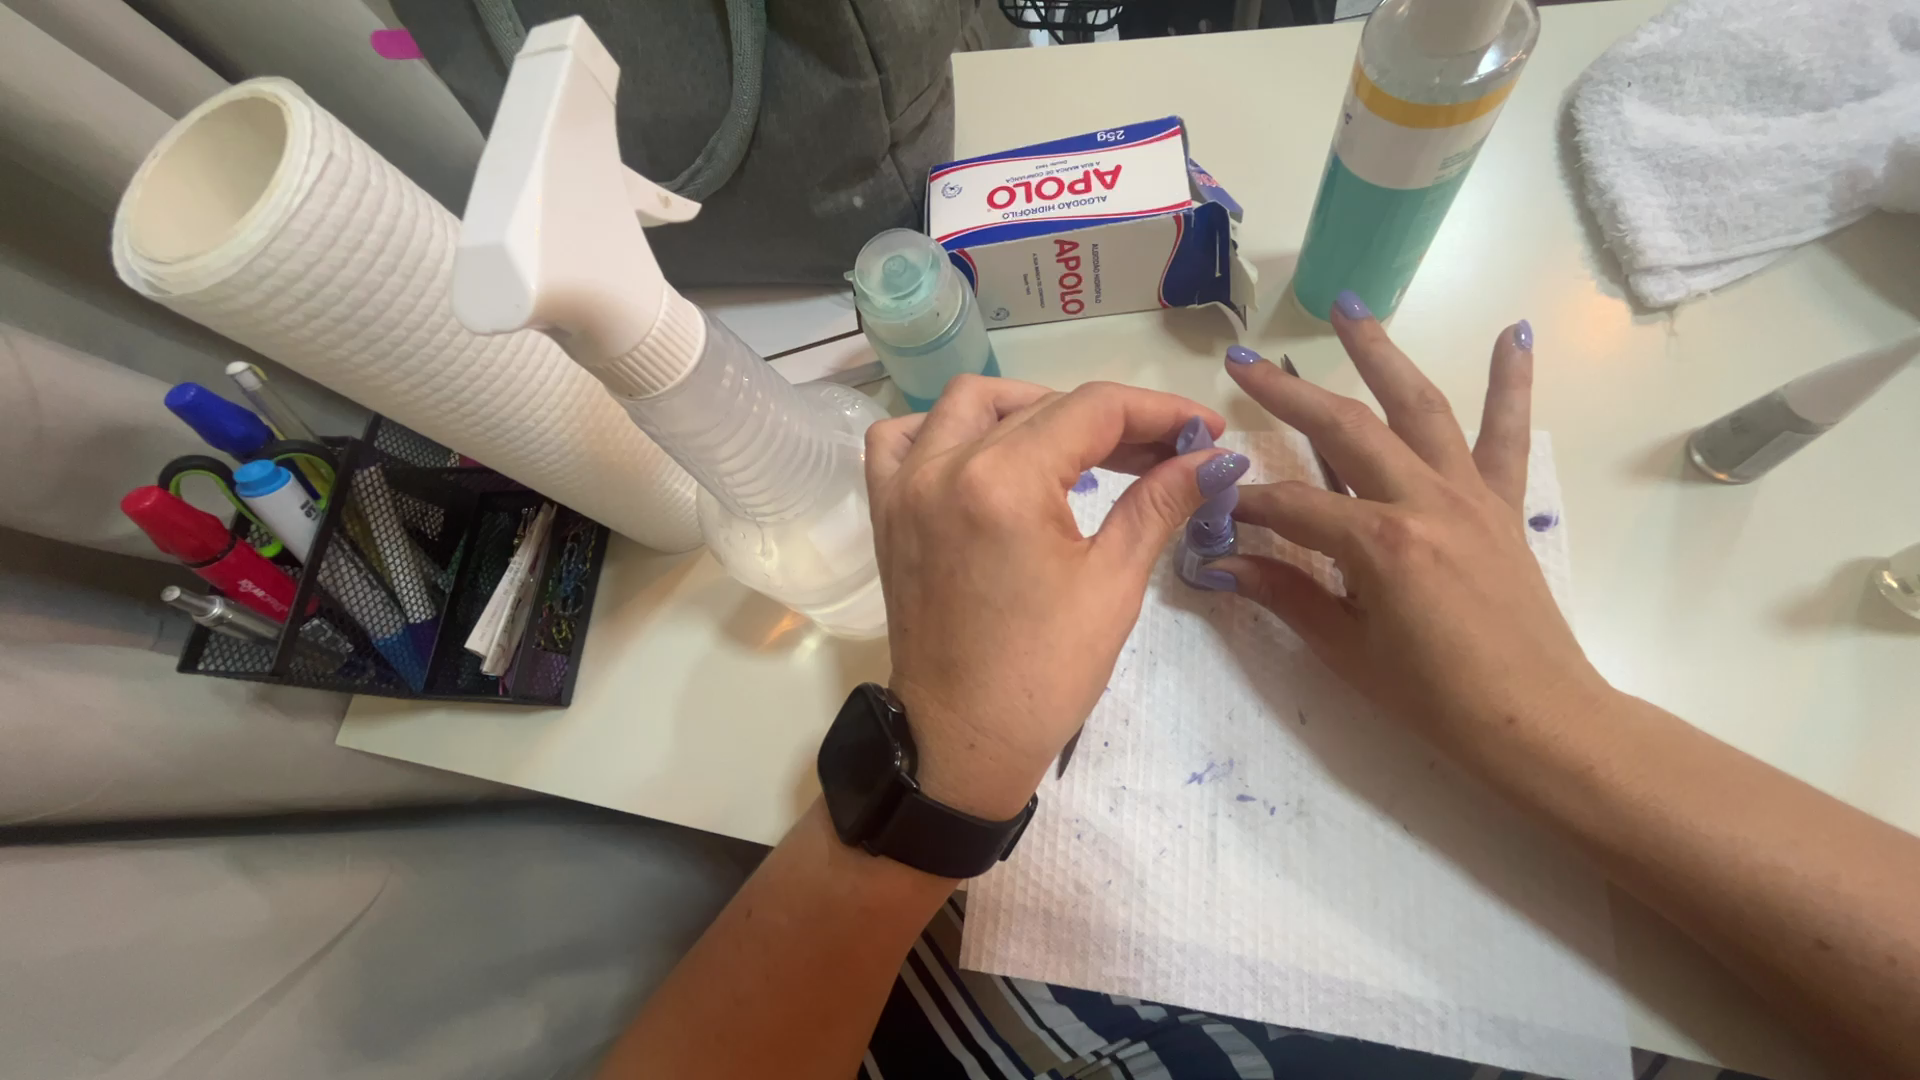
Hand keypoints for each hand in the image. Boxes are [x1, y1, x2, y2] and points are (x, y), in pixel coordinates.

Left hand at [865, 376, 1243, 819]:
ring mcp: (905, 485)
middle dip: (1111, 421)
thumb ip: (1160, 501)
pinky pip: (901, 439)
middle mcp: (944, 465)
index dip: (1160, 411)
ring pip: (968, 405)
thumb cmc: (1045, 674)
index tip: (1205, 431)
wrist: (963, 738)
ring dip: (1028, 408)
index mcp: (1004, 481)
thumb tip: (1215, 457)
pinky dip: (942, 429)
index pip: (1093, 409)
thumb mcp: (1113, 583)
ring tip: (1075, 447)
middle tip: (1161, 452)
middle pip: (1041, 405)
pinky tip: (981, 450)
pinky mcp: (886, 509)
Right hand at [1212, 298, 1609, 750]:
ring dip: (1379, 353)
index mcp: (1380, 543)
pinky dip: (1511, 381)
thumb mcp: (1343, 648)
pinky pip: (1507, 433)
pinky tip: (1512, 332)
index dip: (1243, 504)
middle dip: (1286, 392)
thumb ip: (1280, 592)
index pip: (1290, 504)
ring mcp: (1469, 494)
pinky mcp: (1500, 503)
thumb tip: (1214, 563)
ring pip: (1419, 406)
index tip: (1207, 507)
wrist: (1538, 722)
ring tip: (1349, 306)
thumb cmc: (1433, 698)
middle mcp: (1425, 501)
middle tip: (1239, 362)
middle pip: (1344, 428)